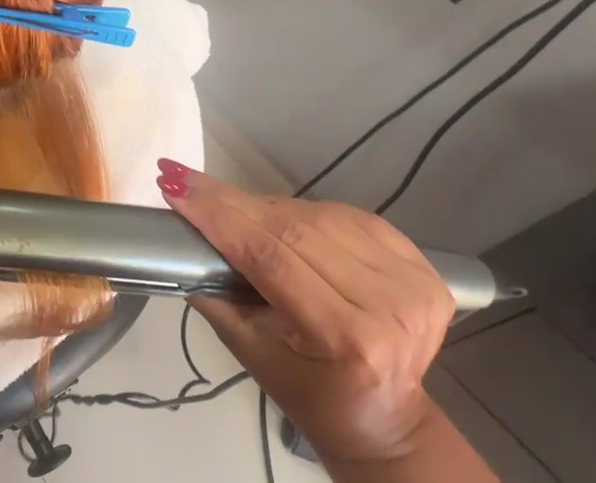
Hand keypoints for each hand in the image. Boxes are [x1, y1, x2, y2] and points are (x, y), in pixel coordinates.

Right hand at [158, 160, 453, 467]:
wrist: (384, 417)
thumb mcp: (249, 351)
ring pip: (316, 215)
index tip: (174, 187)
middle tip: (181, 179)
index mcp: (349, 338)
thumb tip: (179, 235)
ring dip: (261, 203)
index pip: (271, 257)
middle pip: (294, 229)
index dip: (219, 217)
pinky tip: (274, 214)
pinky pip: (346, 216)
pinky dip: (300, 209)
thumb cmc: (307, 391)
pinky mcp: (422, 265)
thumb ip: (216, 293)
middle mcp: (390, 305)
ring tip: (222, 201)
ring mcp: (412, 281)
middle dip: (229, 200)